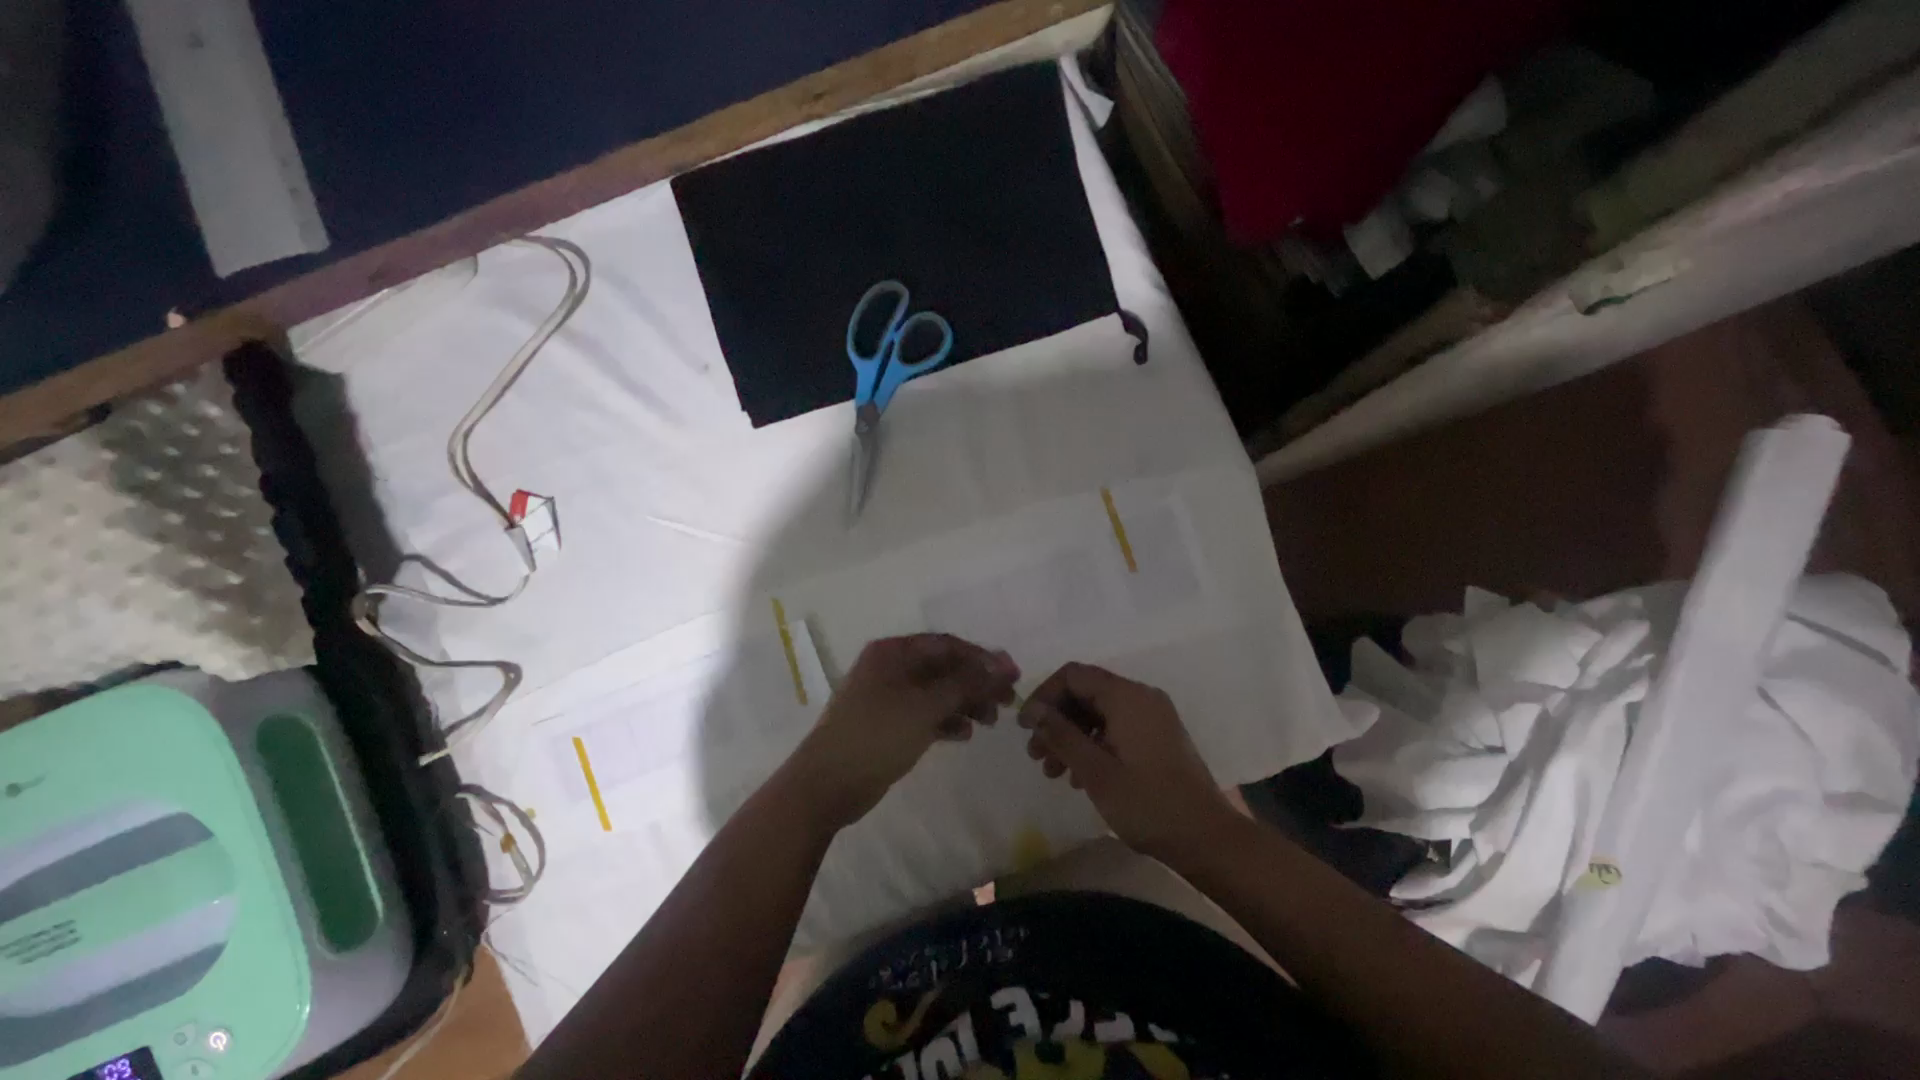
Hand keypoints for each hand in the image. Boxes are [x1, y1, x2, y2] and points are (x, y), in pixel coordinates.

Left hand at [781, 633, 1018, 831]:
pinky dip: (946, 721)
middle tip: (1008, 702)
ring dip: (965, 703)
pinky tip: (964, 736)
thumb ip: (965, 683)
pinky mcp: (887, 726)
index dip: (982, 658)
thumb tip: (1002, 663)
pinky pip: (925, 715)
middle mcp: (889, 669)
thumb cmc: (875, 736)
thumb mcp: (925, 706)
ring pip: (936, 693)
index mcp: (892, 653)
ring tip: (990, 722)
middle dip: (976, 683)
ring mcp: (886, 698)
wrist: (826, 785)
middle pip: (943, 668)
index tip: (1014, 675)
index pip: (947, 645)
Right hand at [1019, 662, 1239, 858]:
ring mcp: (1154, 717)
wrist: (1206, 837)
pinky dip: (1094, 744)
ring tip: (1053, 772)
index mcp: (1128, 697)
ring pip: (1100, 713)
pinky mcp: (1159, 738)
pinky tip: (1080, 777)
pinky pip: (1118, 727)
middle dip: (1056, 720)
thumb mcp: (1095, 771)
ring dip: (1072, 736)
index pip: (1074, 675)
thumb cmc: (1147, 803)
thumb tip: (1034, 711)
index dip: (1044, 696)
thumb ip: (1062, 735)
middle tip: (1036, 755)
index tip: (1024, 728)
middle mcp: (1142, 697)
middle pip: (1087, 693)